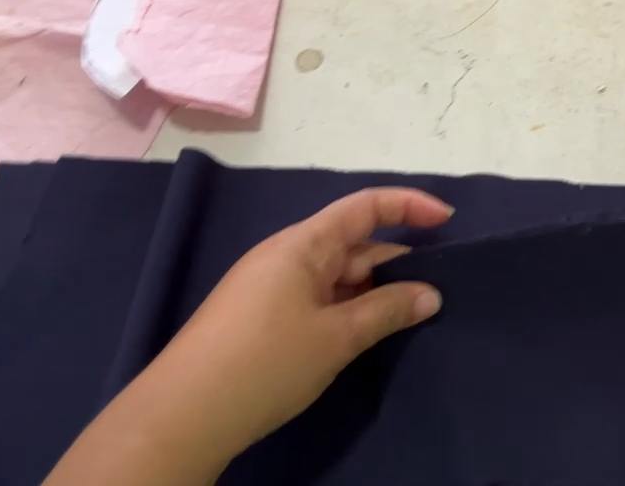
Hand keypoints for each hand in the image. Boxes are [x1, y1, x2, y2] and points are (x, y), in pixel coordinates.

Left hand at [45, 188, 451, 485]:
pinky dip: (346, 308)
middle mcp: (287, 254)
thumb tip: (430, 294)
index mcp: (304, 243)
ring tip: (406, 316)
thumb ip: (387, 310)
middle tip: (434, 291)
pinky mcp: (260, 316)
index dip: (408, 205)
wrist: (179, 419)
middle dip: (395, 262)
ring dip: (371, 290)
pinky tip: (362, 334)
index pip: (365, 206)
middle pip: (353, 243)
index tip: (446, 219)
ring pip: (336, 275)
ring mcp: (270, 285)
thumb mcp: (336, 337)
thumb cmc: (264, 363)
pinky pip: (317, 297)